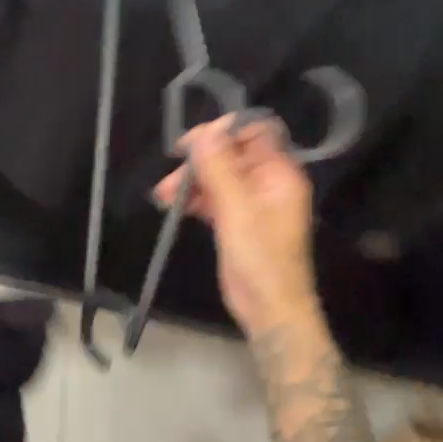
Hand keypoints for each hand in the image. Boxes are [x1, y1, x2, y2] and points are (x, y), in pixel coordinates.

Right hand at [154, 115, 319, 336]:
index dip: (225, 131)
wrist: (269, 311)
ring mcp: (249, 200)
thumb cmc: (261, 258)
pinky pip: (210, 195)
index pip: (254, 133)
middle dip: (199, 159)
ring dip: (189, 179)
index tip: (196, 139)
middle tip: (174, 165)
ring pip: (215, 174)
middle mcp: (265, 181)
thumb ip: (219, 167)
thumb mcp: (237, 209)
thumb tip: (204, 130)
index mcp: (278, 174)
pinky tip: (170, 204)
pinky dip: (191, 197)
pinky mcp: (233, 218)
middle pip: (229, 153)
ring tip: (163, 193)